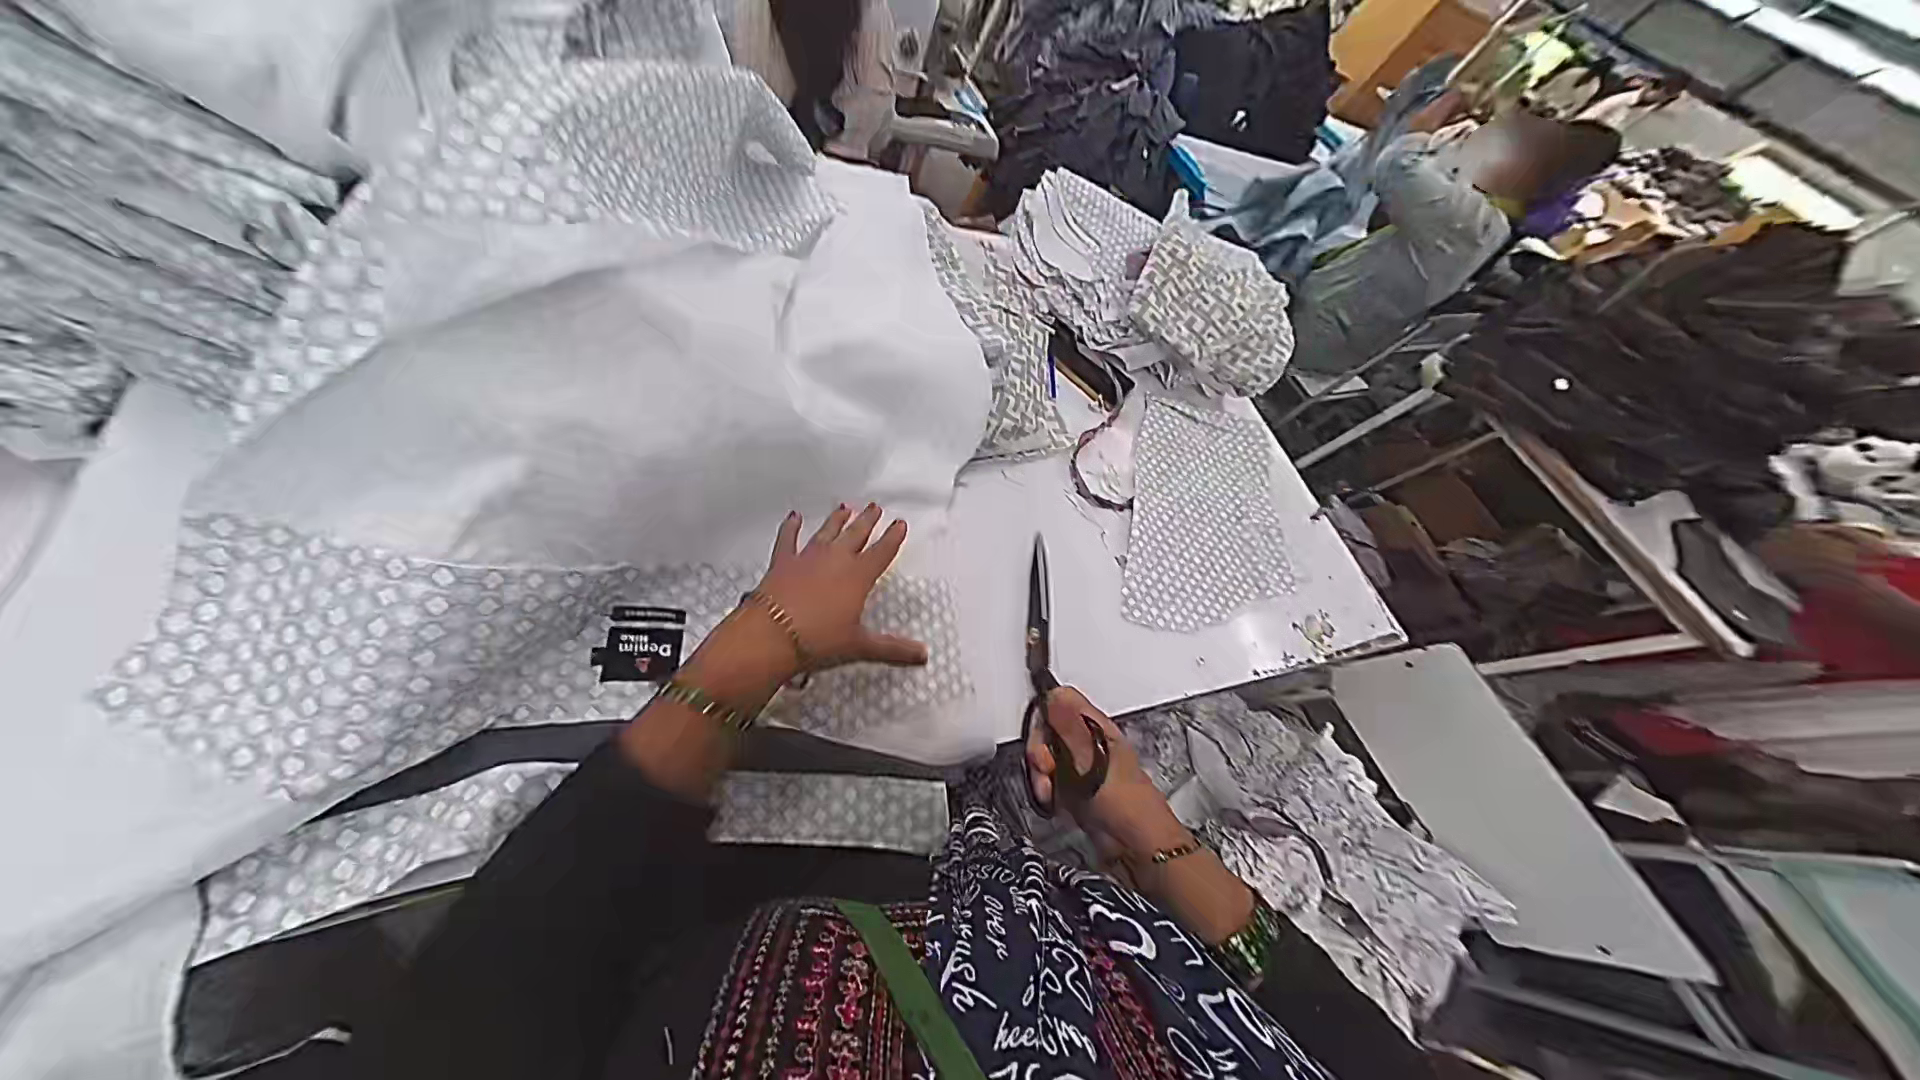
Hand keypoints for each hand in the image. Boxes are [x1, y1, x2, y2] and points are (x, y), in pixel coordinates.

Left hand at [754, 503, 929, 670]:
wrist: (772, 635)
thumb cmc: (819, 639)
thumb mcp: (859, 645)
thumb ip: (892, 648)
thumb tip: (923, 655)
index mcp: (858, 576)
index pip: (882, 552)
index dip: (892, 537)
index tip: (899, 524)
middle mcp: (835, 559)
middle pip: (856, 534)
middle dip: (867, 520)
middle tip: (875, 507)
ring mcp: (807, 557)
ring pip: (827, 531)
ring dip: (837, 520)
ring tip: (845, 508)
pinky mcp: (782, 562)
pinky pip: (788, 539)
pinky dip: (791, 527)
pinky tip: (793, 517)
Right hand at [1026, 687, 1188, 861]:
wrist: (1136, 848)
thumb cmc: (1125, 803)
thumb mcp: (1091, 760)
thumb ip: (1069, 728)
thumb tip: (1054, 695)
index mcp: (1095, 727)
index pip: (1060, 702)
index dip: (1044, 715)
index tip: (1040, 737)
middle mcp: (1086, 742)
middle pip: (1047, 730)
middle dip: (1039, 751)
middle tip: (1046, 769)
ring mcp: (1079, 766)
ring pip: (1045, 757)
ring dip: (1041, 776)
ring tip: (1050, 792)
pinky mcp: (1073, 788)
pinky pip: (1049, 780)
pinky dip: (1046, 791)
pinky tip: (1054, 801)